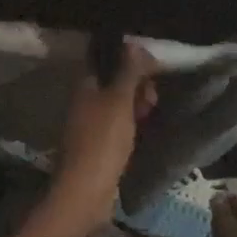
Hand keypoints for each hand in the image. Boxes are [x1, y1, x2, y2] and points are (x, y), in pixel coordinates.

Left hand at [19, 45, 158, 236]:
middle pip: (113, 81)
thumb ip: (128, 71)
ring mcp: (90, 124)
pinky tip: (145, 128)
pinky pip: (118, 125)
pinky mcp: (98, 145)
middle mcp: (84, 101)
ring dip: (137, 104)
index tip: (150, 65)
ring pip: (118, 104)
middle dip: (137, 83)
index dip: (128, 58)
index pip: (105, 59)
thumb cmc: (102, 141)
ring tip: (152, 112)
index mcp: (84, 85)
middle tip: (153, 96)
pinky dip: (132, 123)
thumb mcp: (120, 101)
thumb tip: (134, 43)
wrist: (86, 193)